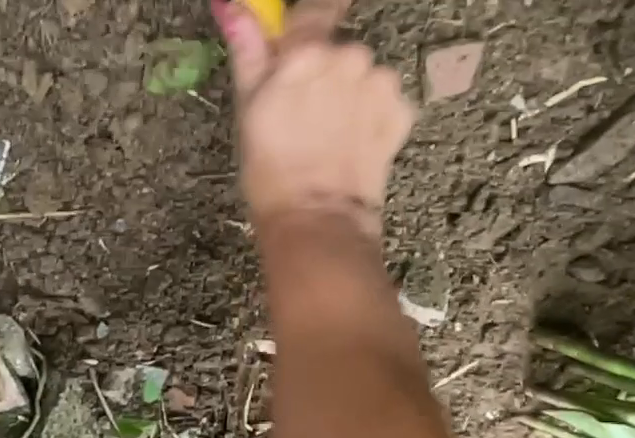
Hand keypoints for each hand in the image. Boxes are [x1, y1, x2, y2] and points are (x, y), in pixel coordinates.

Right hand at [213, 0, 414, 235]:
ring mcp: (380, 83)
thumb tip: (234, 9)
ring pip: (359, 78)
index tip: (288, 66)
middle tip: (300, 120)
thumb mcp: (249, 112)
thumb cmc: (270, 172)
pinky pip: (381, 103)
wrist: (316, 220)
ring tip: (323, 140)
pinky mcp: (400, 111)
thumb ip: (248, 53)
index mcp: (307, 53)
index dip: (298, 41)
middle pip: (335, 53)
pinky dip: (366, 119)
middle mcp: (350, 56)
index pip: (308, 17)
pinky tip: (346, 147)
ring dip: (344, 98)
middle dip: (321, 76)